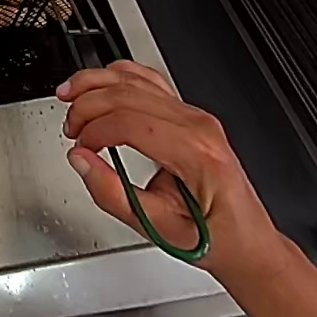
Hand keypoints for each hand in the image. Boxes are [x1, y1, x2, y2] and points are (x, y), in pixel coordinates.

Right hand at [58, 61, 288, 285]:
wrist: (246, 241)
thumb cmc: (214, 240)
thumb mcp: (159, 229)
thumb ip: (113, 194)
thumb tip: (80, 160)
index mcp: (196, 154)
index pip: (130, 122)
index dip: (94, 130)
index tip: (79, 147)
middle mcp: (197, 125)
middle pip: (127, 94)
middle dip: (87, 106)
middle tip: (70, 129)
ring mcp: (194, 113)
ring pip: (135, 78)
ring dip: (95, 83)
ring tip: (70, 95)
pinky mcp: (187, 111)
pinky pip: (147, 78)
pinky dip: (116, 76)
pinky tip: (98, 84)